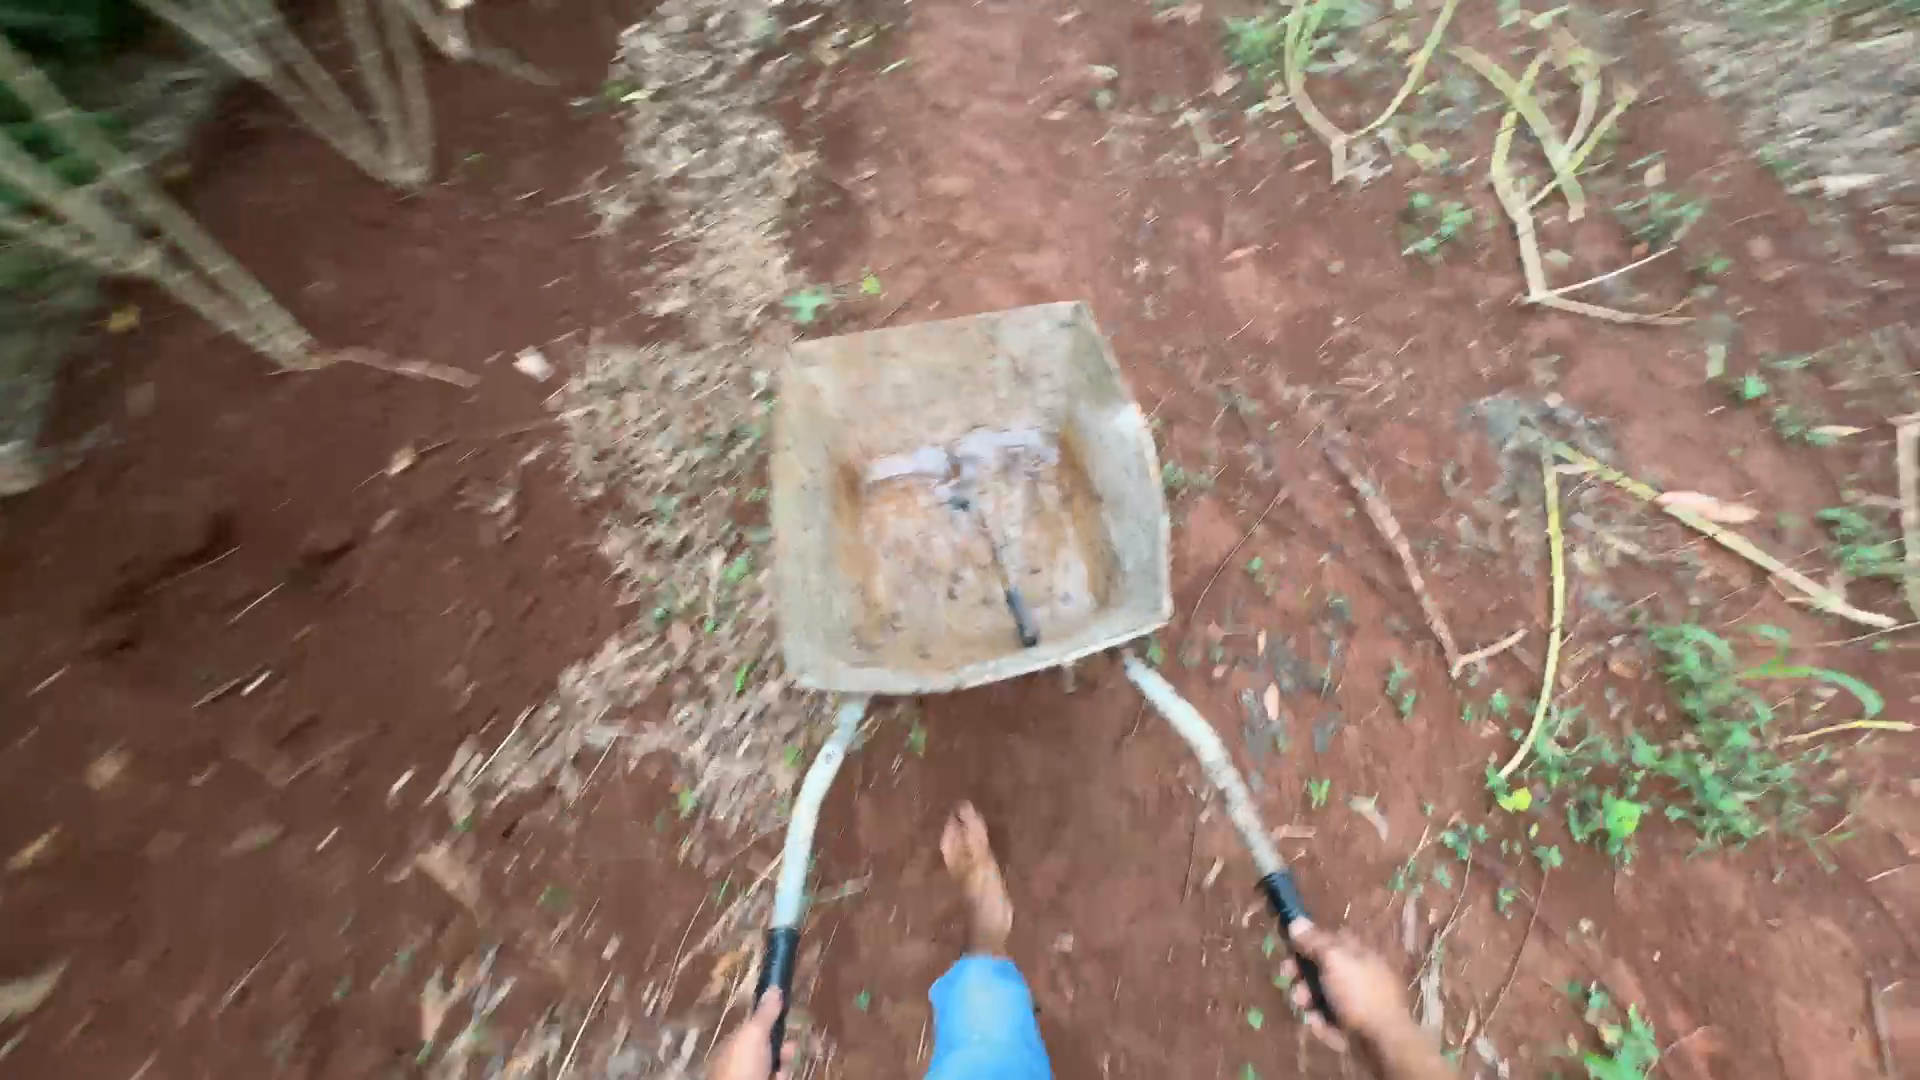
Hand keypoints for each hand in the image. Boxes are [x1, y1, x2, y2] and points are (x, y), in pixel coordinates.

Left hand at [708, 990, 796, 1079]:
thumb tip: (774, 986)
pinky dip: (782, 1076)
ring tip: (784, 1068)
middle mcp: (739, 1064)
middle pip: (767, 1047)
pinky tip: (781, 1077)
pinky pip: (776, 1077)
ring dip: (784, 1063)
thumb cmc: (742, 1069)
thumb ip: (765, 1013)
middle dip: (782, 1046)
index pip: (753, 1029)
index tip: (784, 1018)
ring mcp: (751, 1078)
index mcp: (732, 1046)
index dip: (770, 1023)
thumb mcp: (754, 1034)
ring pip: (774, 1065)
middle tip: (790, 1048)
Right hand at [1279, 920, 1414, 1052]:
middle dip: (1300, 975)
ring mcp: (1357, 1000)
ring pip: (1321, 994)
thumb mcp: (1333, 959)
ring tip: (1304, 1008)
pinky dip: (1322, 1021)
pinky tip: (1321, 1026)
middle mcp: (1357, 973)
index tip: (1288, 950)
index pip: (1326, 938)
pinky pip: (1329, 1017)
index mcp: (1357, 952)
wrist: (1386, 1044)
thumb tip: (1297, 922)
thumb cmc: (1359, 994)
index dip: (1305, 942)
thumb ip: (1312, 940)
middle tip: (1287, 979)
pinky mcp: (1354, 1024)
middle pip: (1319, 967)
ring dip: (1306, 1000)